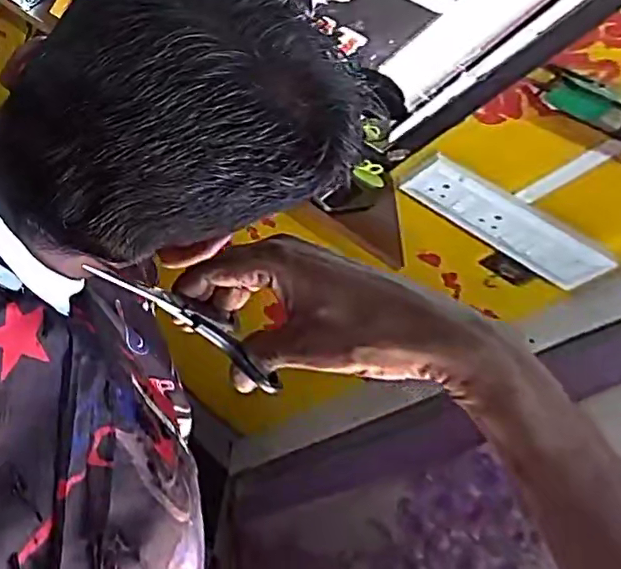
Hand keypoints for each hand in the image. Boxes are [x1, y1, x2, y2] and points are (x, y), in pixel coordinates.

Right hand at [172, 235, 517, 396]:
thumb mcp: (306, 349)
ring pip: (249, 272)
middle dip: (211, 297)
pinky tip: (263, 323)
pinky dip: (258, 297)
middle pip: (227, 268)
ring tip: (232, 330)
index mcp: (274, 258)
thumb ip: (259, 355)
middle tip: (202, 325)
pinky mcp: (319, 270)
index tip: (176, 307)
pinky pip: (272, 276)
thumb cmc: (380, 333)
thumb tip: (237, 372)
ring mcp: (304, 257)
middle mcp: (285, 249)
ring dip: (235, 299)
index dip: (190, 289)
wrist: (444, 336)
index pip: (213, 268)